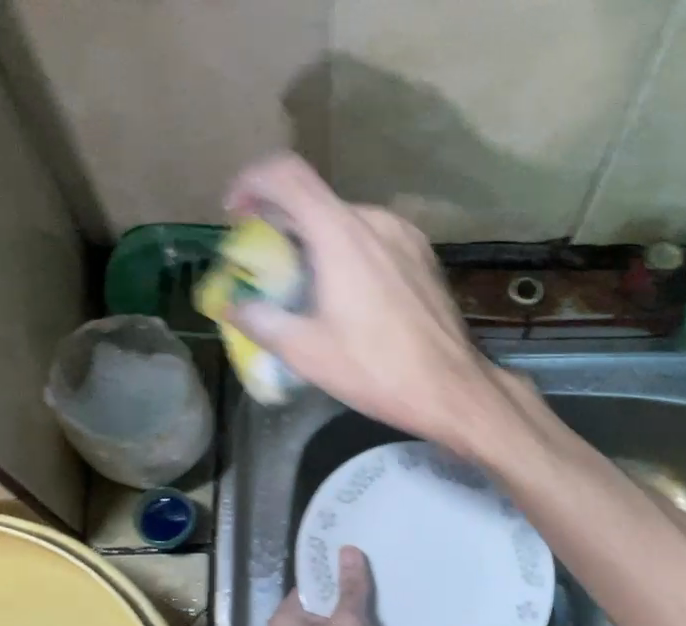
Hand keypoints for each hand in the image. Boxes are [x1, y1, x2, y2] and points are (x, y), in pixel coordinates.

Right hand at [224, 154, 507, 454]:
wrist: (452, 389)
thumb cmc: (377, 369)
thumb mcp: (306, 352)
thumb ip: (261, 321)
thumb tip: (234, 306)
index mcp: (340, 233)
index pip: (286, 175)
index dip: (251, 181)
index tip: (235, 213)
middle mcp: (375, 221)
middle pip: (316, 202)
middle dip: (282, 227)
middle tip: (267, 267)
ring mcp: (406, 236)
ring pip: (346, 223)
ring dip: (317, 243)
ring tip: (307, 287)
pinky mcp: (424, 257)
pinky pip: (375, 240)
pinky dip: (349, 254)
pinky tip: (348, 296)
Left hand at [270, 546, 395, 625]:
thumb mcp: (349, 624)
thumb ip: (351, 587)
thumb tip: (348, 549)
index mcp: (287, 623)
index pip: (311, 583)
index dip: (334, 569)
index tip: (362, 552)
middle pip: (330, 605)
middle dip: (355, 593)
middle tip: (386, 568)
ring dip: (369, 618)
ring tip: (397, 590)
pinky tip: (399, 622)